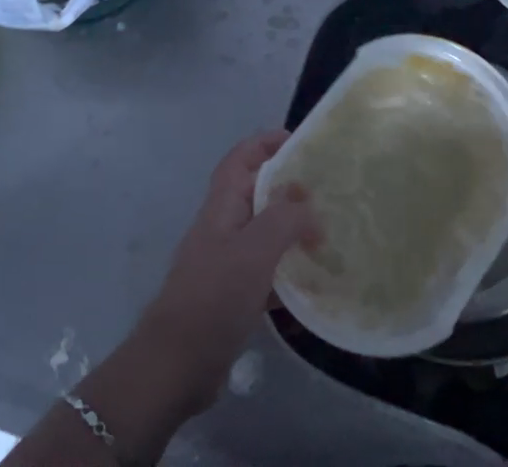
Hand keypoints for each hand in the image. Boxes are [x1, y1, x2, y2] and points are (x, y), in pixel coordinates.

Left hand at [132, 130, 319, 414]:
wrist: (176, 365)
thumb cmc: (213, 298)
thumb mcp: (253, 251)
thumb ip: (284, 219)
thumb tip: (309, 204)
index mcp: (220, 209)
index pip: (240, 160)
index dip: (265, 143)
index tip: (302, 142)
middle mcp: (221, 230)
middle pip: (255, 195)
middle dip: (289, 188)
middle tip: (330, 193)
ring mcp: (225, 265)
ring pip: (264, 236)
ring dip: (293, 232)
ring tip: (331, 234)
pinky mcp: (233, 299)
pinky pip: (266, 275)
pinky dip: (289, 275)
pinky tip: (315, 285)